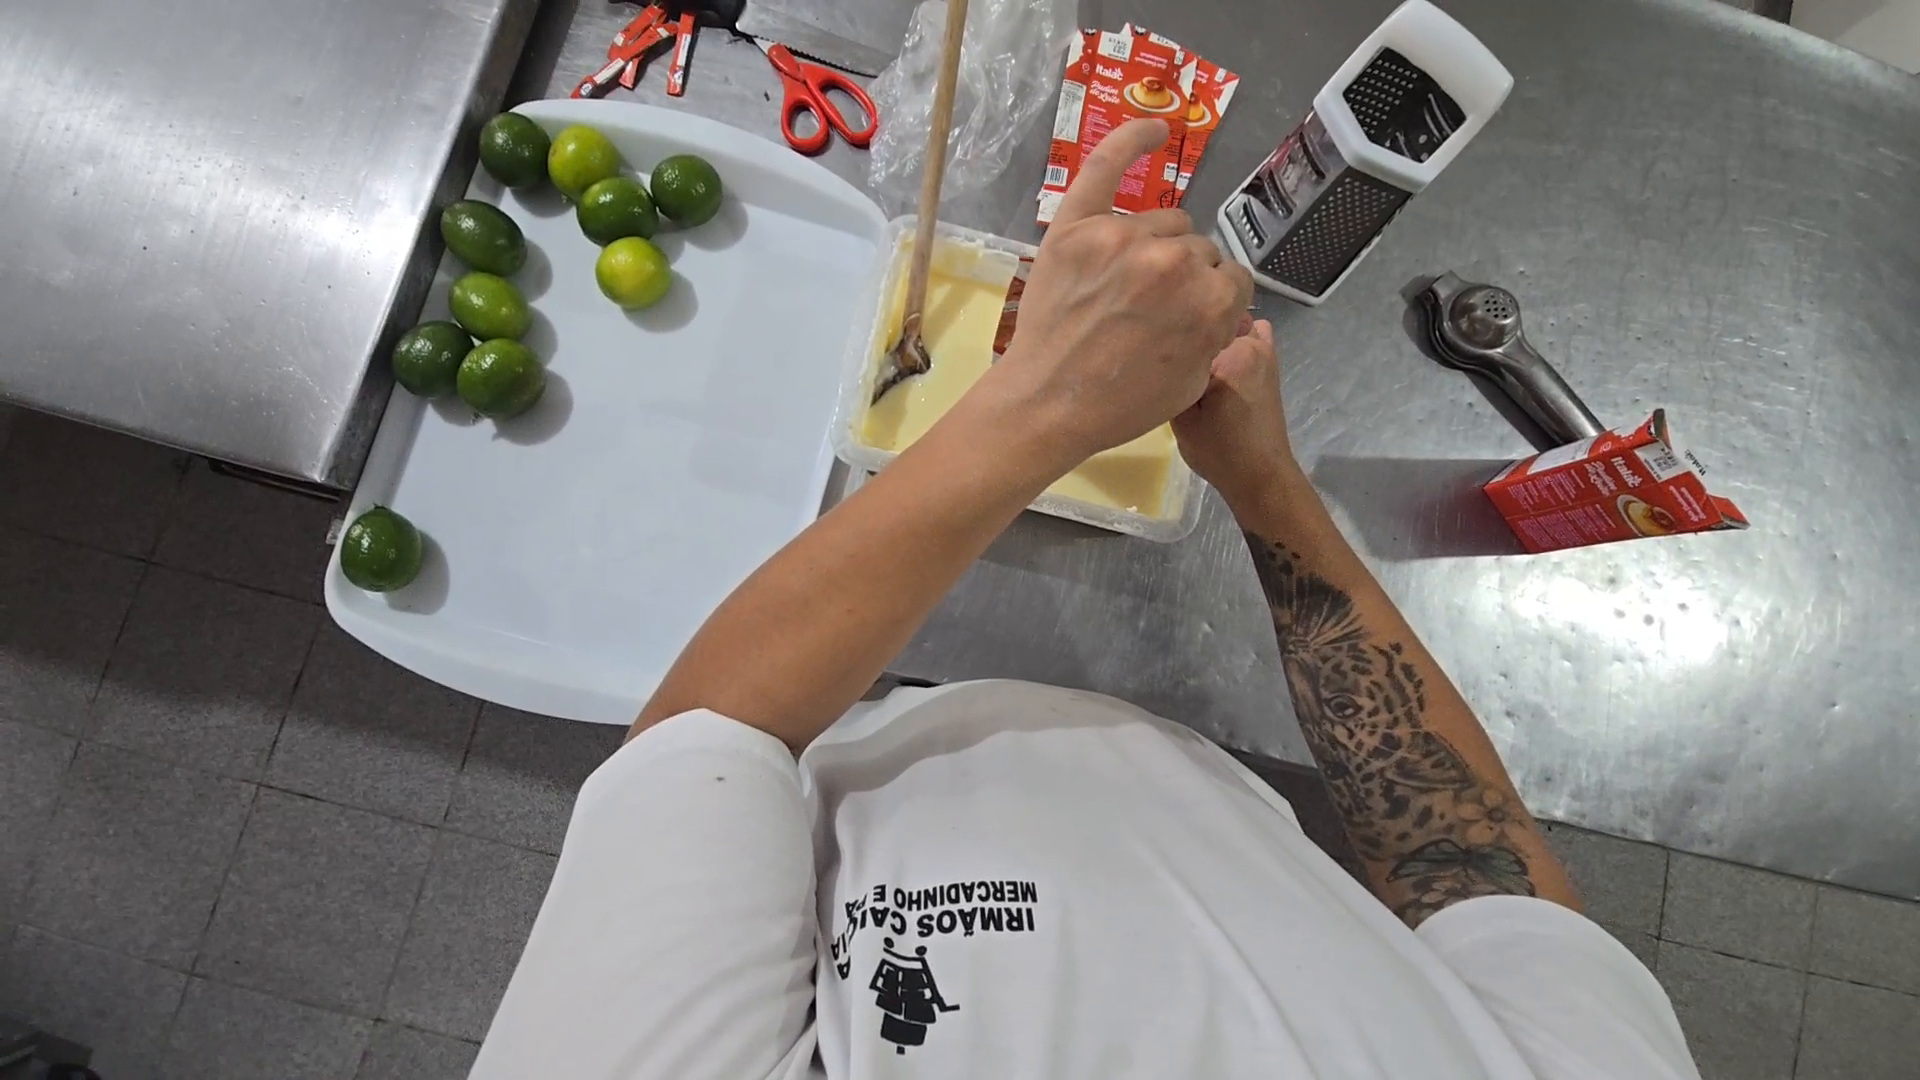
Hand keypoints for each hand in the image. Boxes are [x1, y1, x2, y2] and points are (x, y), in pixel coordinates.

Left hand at [983, 118, 1252, 466]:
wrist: (1047, 404)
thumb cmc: (1120, 406)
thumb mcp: (1193, 383)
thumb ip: (1217, 332)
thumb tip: (1221, 302)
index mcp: (1211, 300)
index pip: (1231, 279)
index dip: (1210, 302)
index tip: (1184, 321)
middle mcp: (1174, 259)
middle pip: (1197, 250)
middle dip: (1183, 280)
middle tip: (1146, 314)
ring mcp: (1122, 236)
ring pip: (1163, 223)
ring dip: (1156, 247)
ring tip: (1123, 287)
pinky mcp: (1077, 225)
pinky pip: (1107, 165)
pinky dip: (1131, 140)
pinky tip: (1155, 130)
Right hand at [1170, 318, 1304, 507]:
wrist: (1259, 476)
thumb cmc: (1219, 449)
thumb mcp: (1181, 416)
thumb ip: (1170, 378)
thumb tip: (1156, 351)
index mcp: (1233, 350)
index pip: (1195, 317)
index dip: (1172, 326)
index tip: (1153, 340)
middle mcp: (1254, 343)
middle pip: (1213, 317)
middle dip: (1193, 328)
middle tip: (1169, 352)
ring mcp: (1265, 353)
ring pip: (1229, 327)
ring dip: (1213, 337)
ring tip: (1192, 358)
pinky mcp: (1269, 367)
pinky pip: (1247, 340)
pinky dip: (1231, 344)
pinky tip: (1213, 367)